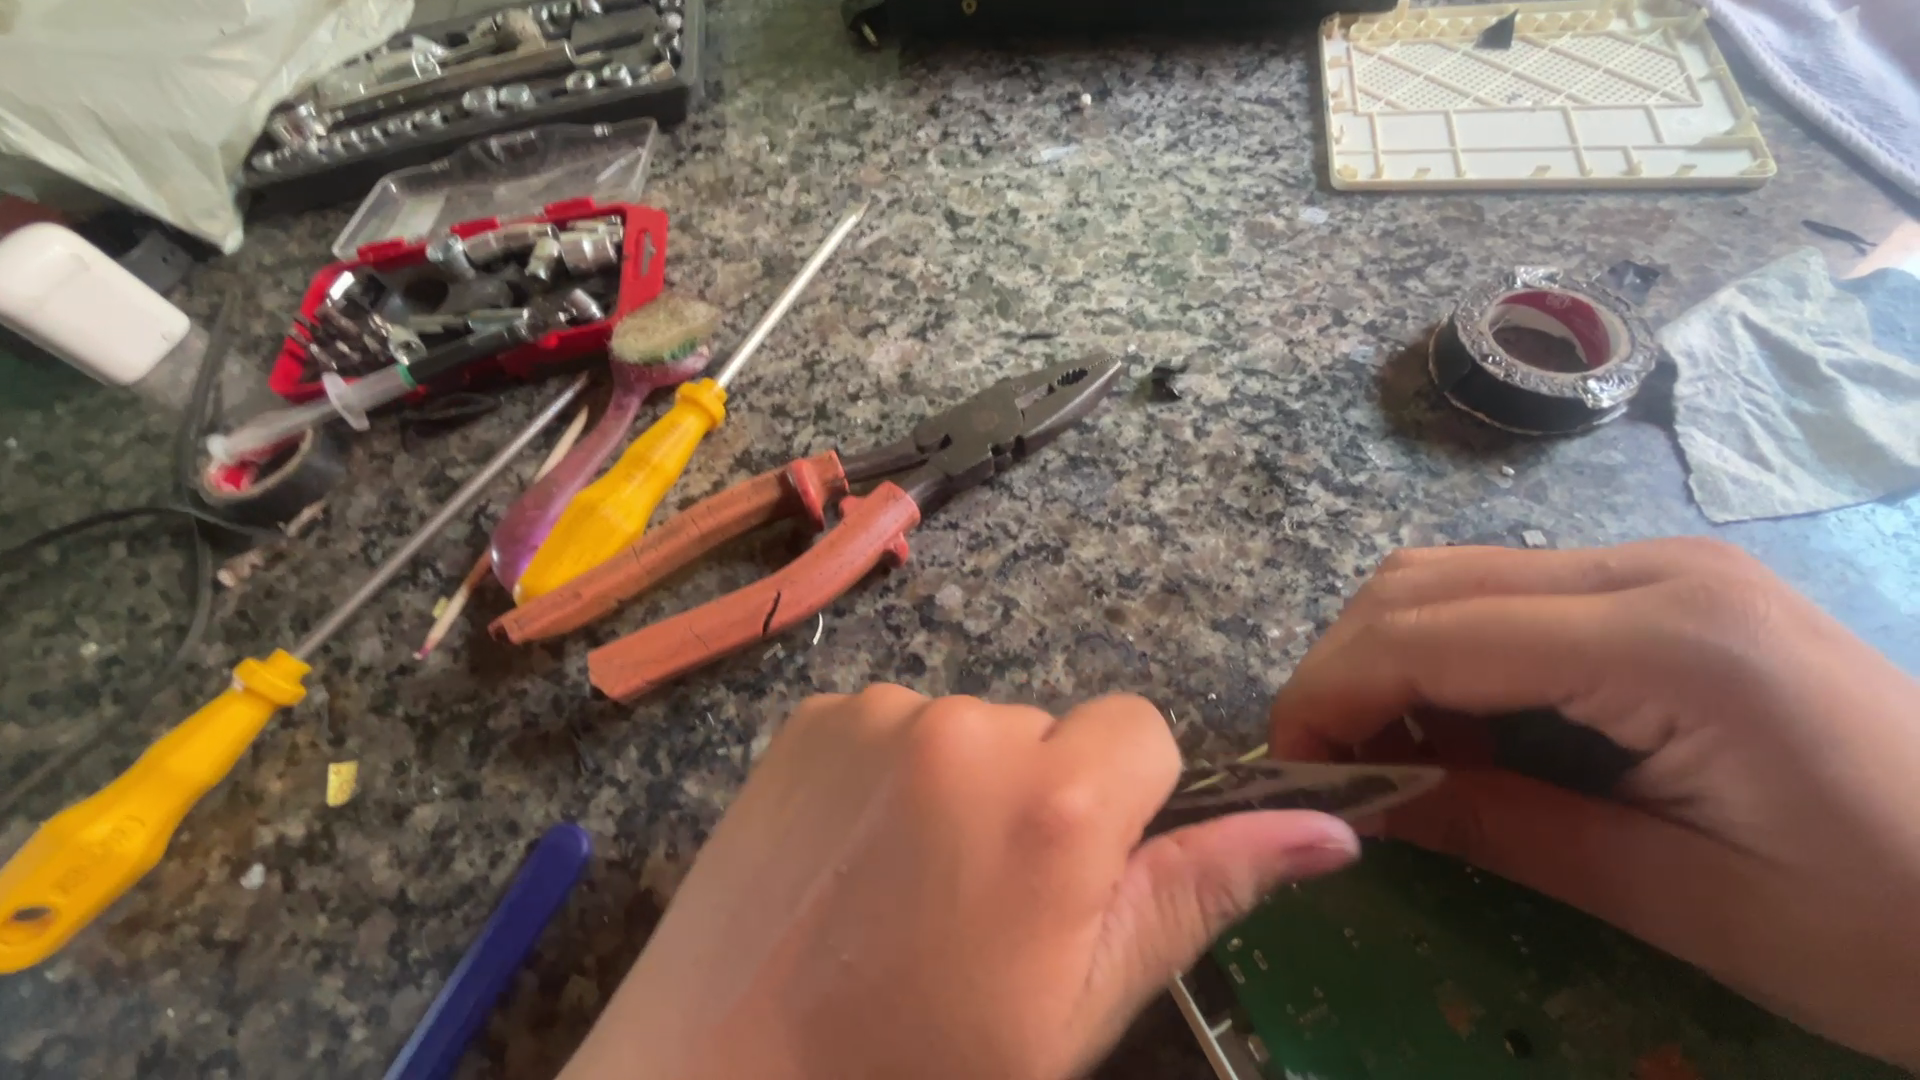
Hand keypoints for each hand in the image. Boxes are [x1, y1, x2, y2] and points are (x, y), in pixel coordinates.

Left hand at [561, 687, 1358, 1079]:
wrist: (722, 1072)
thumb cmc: (924, 1061)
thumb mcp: (1083, 1000)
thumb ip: (1203, 893)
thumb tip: (1328, 829)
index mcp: (1054, 800)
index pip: (1145, 730)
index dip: (1127, 802)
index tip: (1074, 869)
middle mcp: (968, 725)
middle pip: (1054, 729)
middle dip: (1042, 795)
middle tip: (978, 897)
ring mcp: (880, 710)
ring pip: (973, 726)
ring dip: (964, 784)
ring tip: (906, 880)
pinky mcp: (815, 713)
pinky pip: (895, 722)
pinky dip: (893, 769)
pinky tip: (852, 849)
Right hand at [1268, 539, 1919, 1066]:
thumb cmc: (1917, 934)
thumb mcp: (1689, 905)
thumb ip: (1501, 830)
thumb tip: (1357, 805)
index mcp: (1669, 641)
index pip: (1427, 635)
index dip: (1330, 695)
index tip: (1290, 767)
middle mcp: (1648, 568)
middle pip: (1416, 584)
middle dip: (1340, 670)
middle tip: (1325, 760)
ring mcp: (1654, 566)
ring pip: (1444, 577)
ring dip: (1382, 658)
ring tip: (1389, 751)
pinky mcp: (1657, 587)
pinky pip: (1495, 596)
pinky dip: (1438, 654)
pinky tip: (1461, 728)